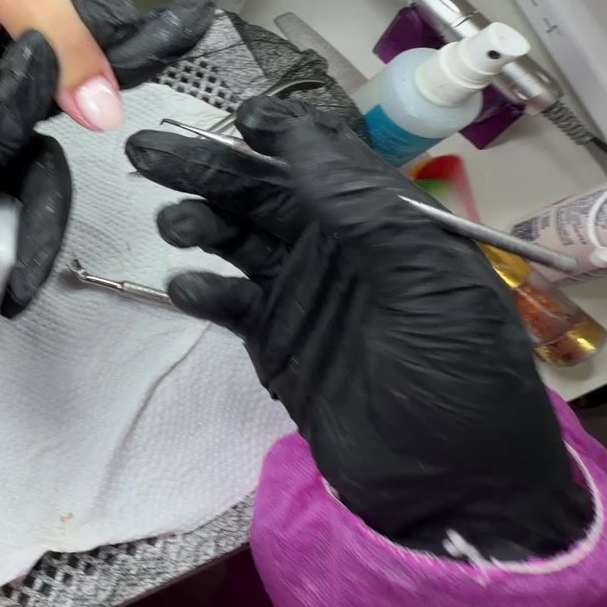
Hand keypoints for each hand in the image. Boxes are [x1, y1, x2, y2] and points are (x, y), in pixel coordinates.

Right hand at [125, 98, 591, 558]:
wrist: (448, 492)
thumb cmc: (458, 381)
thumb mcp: (432, 287)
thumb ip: (368, 211)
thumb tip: (303, 142)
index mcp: (384, 226)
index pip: (325, 161)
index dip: (282, 133)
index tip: (238, 114)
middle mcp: (335, 248)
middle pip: (260, 194)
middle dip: (207, 168)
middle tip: (147, 152)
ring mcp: (298, 292)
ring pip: (235, 239)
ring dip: (199, 223)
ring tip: (173, 225)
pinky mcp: (271, 337)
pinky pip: (226, 299)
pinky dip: (202, 289)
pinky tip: (185, 286)